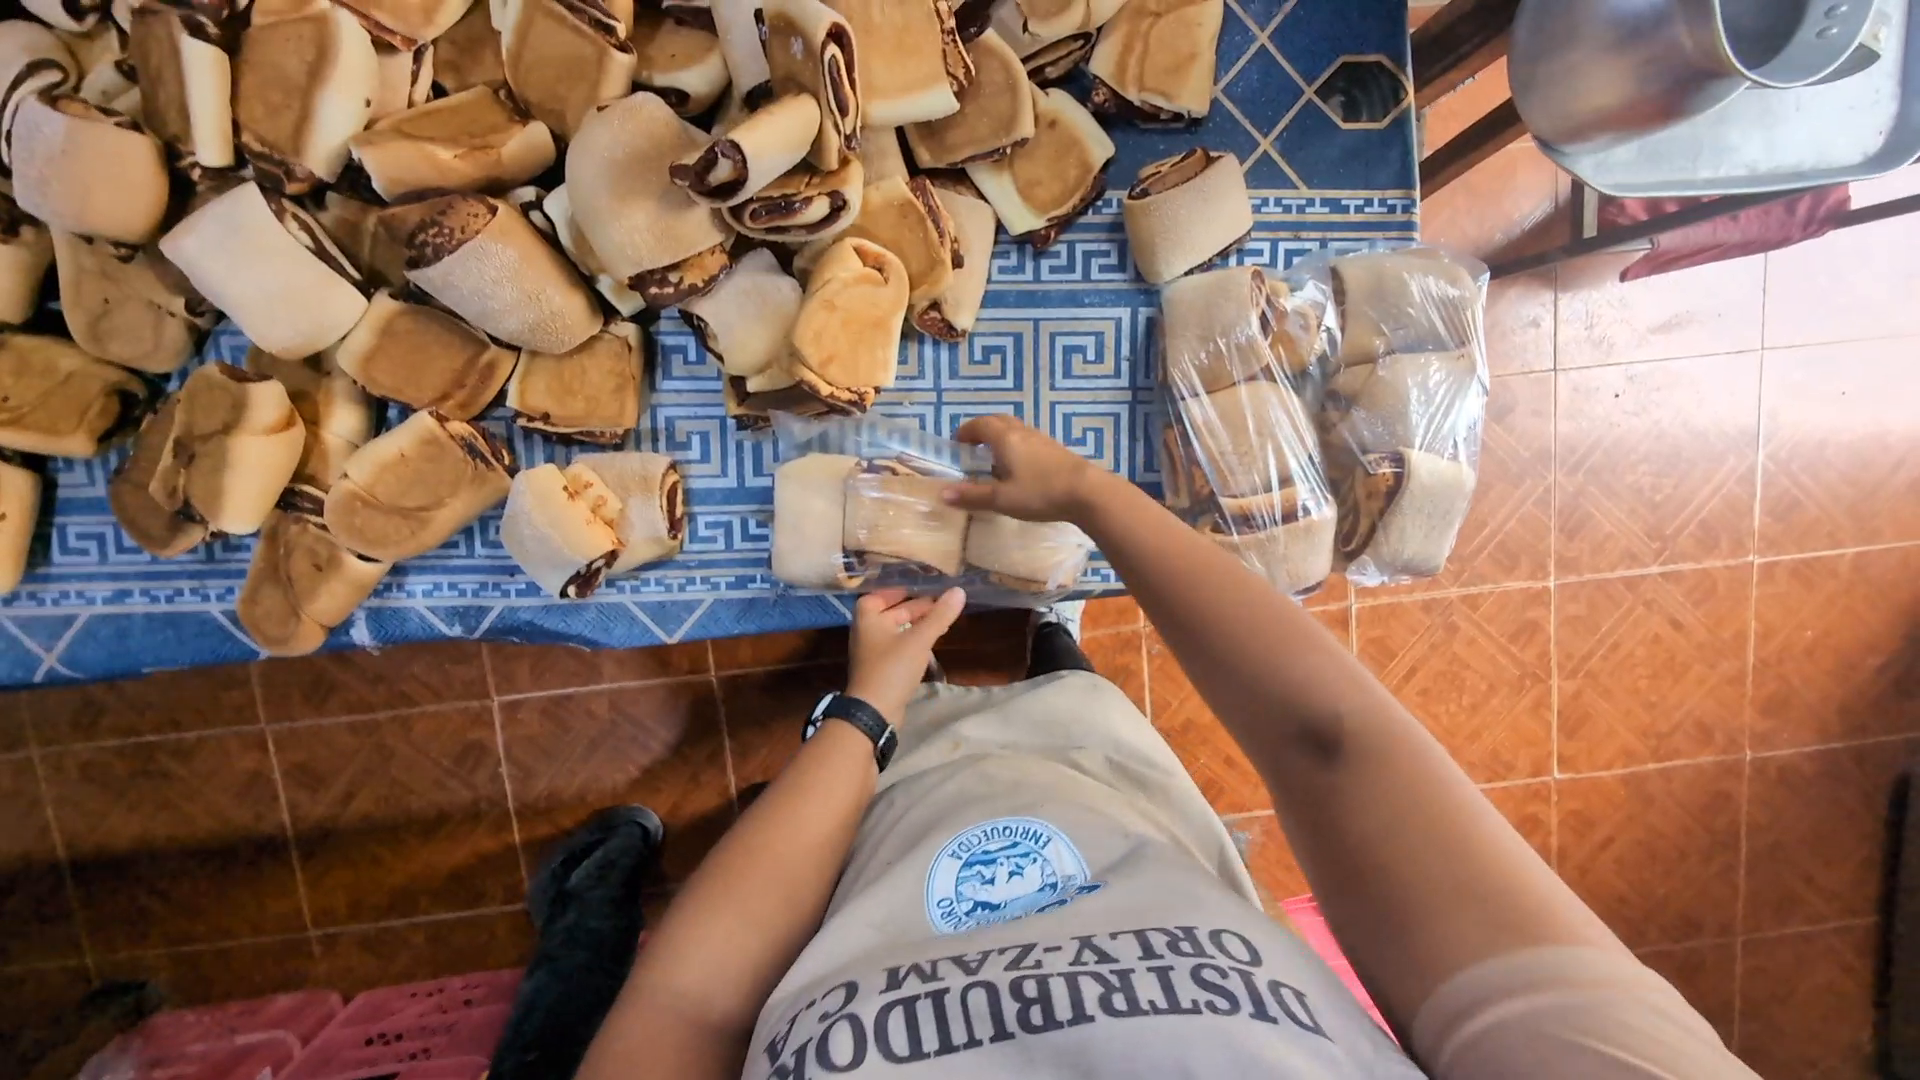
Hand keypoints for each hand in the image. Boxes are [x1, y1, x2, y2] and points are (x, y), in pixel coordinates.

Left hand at [845, 586, 965, 723]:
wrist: (874, 711)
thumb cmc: (893, 668)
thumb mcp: (919, 639)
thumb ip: (939, 616)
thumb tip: (959, 591)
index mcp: (868, 617)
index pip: (883, 594)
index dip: (903, 590)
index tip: (925, 588)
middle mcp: (866, 630)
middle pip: (893, 612)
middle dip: (917, 608)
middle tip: (943, 605)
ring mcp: (873, 651)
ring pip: (898, 630)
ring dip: (917, 625)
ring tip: (942, 622)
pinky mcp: (881, 668)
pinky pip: (899, 647)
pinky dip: (913, 642)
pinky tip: (931, 645)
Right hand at [941, 414, 1121, 524]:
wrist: (1086, 492)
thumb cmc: (1040, 493)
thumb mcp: (1002, 499)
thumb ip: (972, 496)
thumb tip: (942, 493)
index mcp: (1005, 439)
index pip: (980, 425)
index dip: (966, 431)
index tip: (957, 442)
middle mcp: (1022, 433)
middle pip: (999, 421)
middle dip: (983, 430)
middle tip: (973, 446)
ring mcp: (1042, 440)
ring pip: (1016, 429)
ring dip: (1001, 437)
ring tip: (994, 457)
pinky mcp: (1056, 450)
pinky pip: (1029, 440)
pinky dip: (1017, 446)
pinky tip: (1020, 467)